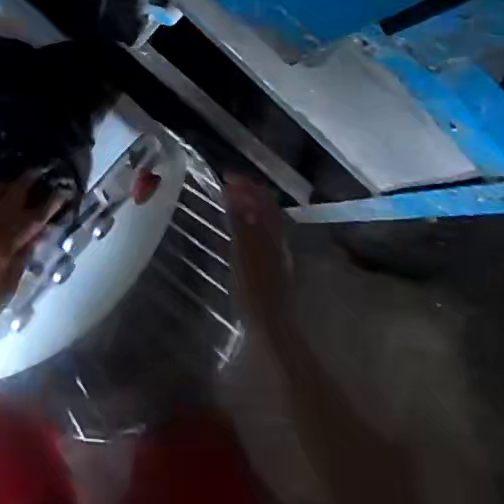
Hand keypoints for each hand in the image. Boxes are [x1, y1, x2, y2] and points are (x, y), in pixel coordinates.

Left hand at [0, 178, 66, 344]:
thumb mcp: (9, 286)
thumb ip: (22, 255)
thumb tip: (37, 232)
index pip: (30, 217)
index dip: (49, 203)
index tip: (62, 190)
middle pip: (7, 197)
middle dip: (26, 183)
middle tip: (42, 172)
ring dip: (4, 185)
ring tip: (19, 180)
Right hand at [222, 171, 293, 325]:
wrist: (271, 328)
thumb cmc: (254, 291)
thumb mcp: (244, 255)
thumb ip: (241, 225)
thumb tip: (237, 193)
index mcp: (272, 235)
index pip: (263, 201)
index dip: (247, 185)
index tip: (225, 176)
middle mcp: (278, 241)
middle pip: (266, 209)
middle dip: (248, 194)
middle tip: (226, 186)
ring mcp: (275, 255)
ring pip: (264, 223)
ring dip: (248, 209)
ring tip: (228, 203)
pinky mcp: (269, 268)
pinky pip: (259, 236)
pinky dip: (247, 225)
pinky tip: (236, 232)